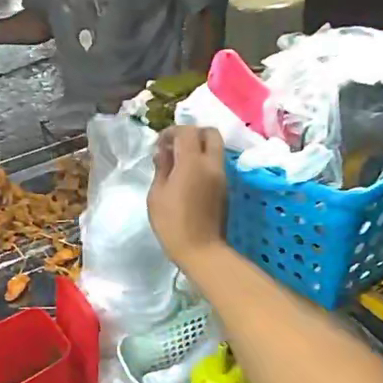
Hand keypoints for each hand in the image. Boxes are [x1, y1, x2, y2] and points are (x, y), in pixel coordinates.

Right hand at [149, 126, 227, 268]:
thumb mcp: (157, 195)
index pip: (187, 131)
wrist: (202, 251)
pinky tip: (189, 178)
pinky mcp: (225, 189)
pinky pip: (216, 165)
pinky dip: (204, 162)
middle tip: (175, 148)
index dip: (171, 132)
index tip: (159, 146)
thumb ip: (162, 168)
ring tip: (179, 165)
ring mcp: (222, 176)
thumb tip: (163, 152)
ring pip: (215, 148)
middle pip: (209, 133)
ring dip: (199, 149)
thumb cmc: (173, 224)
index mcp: (193, 162)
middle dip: (192, 134)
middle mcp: (212, 164)